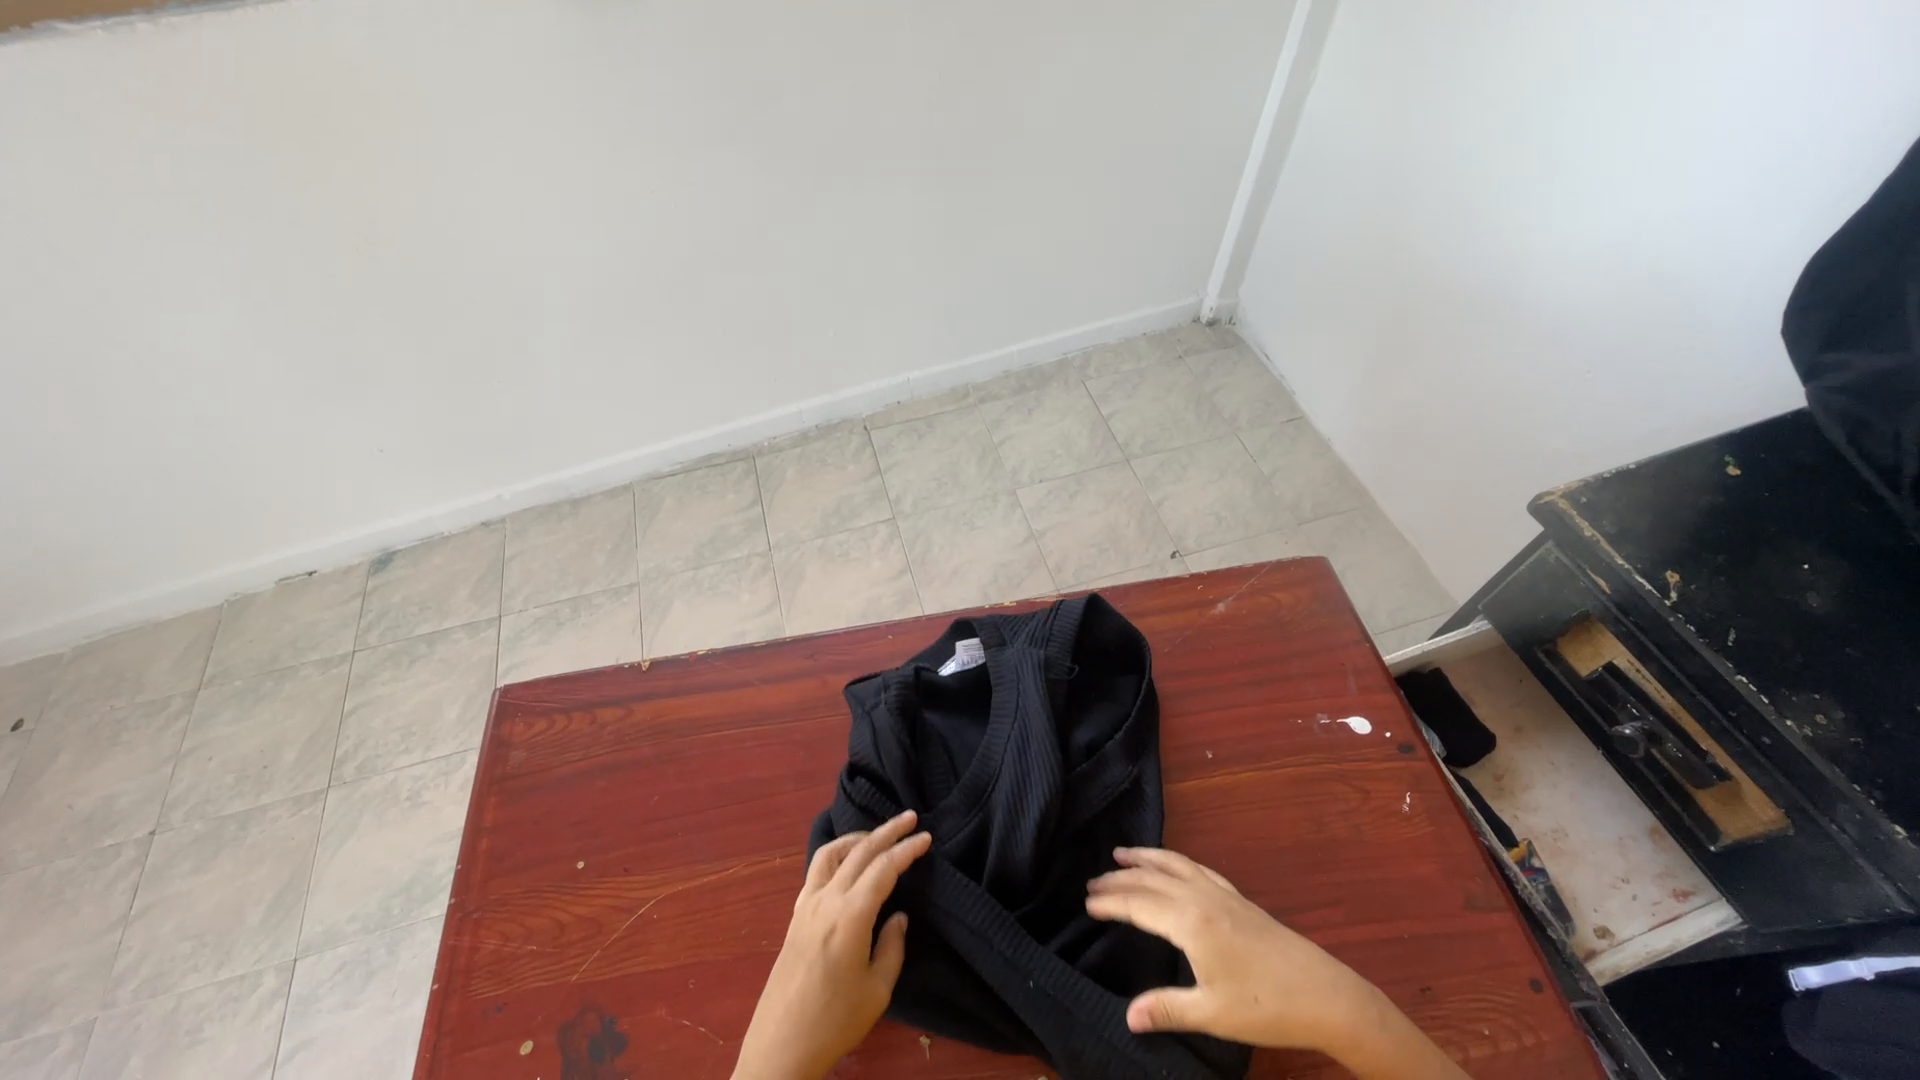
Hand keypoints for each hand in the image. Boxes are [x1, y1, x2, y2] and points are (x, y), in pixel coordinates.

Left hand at [733, 810, 932, 1079]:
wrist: (780, 1046)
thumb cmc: (835, 1021)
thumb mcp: (878, 989)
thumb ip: (892, 946)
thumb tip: (897, 916)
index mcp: (850, 916)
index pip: (883, 868)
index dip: (907, 850)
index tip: (927, 838)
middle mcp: (826, 900)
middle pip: (859, 852)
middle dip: (887, 831)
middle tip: (910, 818)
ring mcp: (805, 906)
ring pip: (831, 854)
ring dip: (857, 838)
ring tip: (878, 835)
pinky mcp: (794, 917)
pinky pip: (816, 871)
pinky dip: (835, 854)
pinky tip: (846, 863)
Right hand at [1085, 847, 1374, 1048]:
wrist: (1327, 995)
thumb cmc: (1267, 1007)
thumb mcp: (1212, 1014)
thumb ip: (1166, 1010)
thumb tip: (1127, 1017)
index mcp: (1191, 923)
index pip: (1139, 905)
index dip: (1111, 903)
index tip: (1086, 904)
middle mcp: (1203, 899)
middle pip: (1152, 880)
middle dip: (1120, 879)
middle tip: (1092, 883)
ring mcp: (1224, 895)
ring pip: (1176, 865)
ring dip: (1146, 859)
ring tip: (1122, 853)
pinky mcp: (1240, 900)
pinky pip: (1198, 869)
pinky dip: (1176, 861)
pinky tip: (1174, 867)